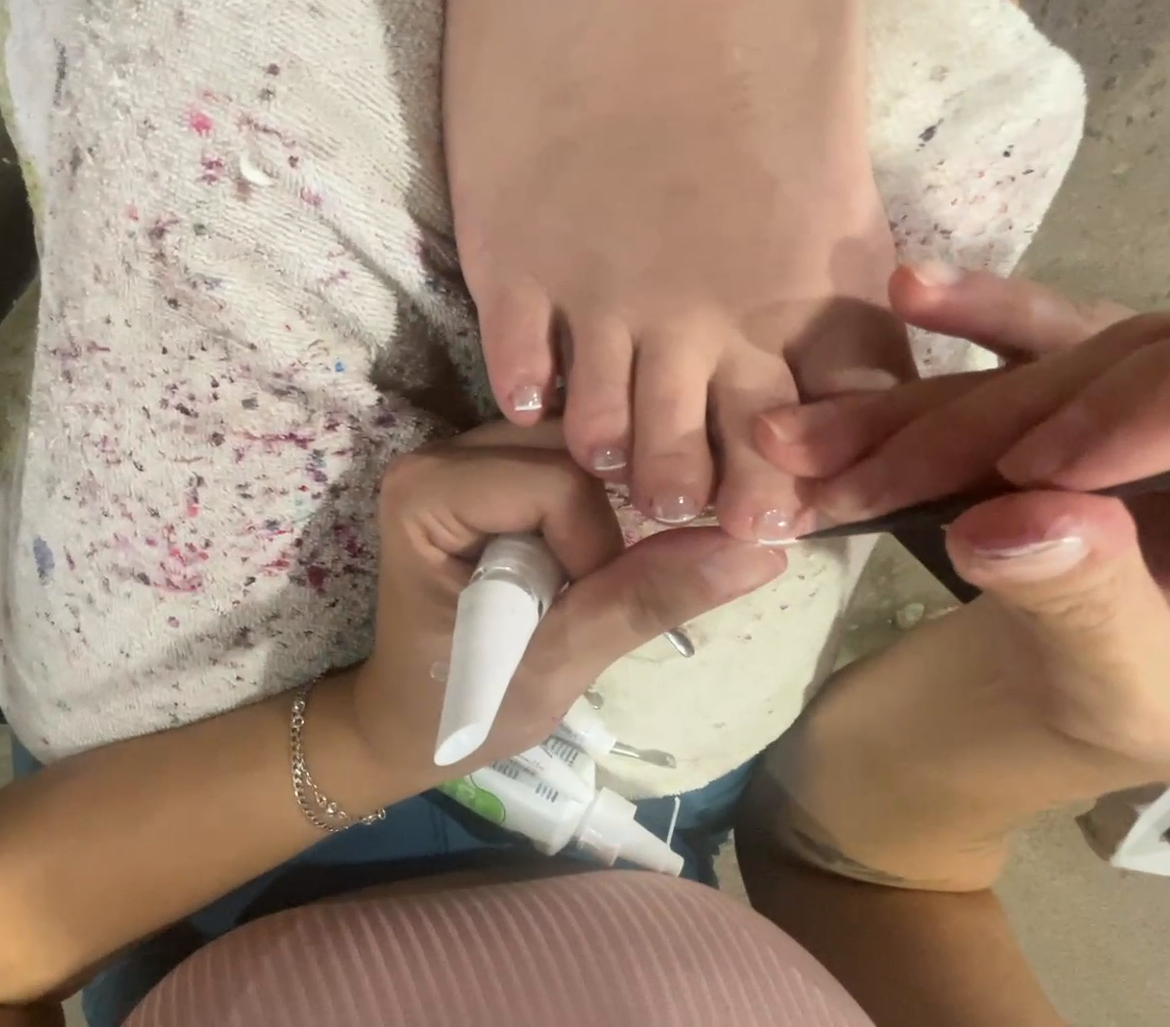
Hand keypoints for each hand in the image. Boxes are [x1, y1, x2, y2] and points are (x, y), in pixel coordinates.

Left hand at [348, 421, 785, 787]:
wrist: (409, 717)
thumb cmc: (461, 703)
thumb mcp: (554, 663)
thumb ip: (642, 601)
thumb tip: (760, 549)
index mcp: (426, 493)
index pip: (558, 483)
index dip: (591, 549)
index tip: (571, 608)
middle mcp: (435, 456)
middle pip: (571, 452)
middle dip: (599, 526)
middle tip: (585, 594)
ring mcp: (459, 458)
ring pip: (577, 451)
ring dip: (599, 519)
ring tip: (578, 583)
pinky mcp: (484, 473)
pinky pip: (565, 463)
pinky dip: (590, 510)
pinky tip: (578, 560)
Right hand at [443, 0, 911, 541]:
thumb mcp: (832, 128)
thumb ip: (833, 237)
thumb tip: (826, 304)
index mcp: (801, 270)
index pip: (830, 408)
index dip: (826, 466)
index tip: (809, 499)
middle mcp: (701, 310)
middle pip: (720, 445)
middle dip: (727, 497)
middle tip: (713, 520)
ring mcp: (596, 299)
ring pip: (608, 431)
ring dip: (620, 461)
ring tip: (617, 473)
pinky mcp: (511, 271)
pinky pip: (518, 370)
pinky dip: (529, 397)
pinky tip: (532, 404)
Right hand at [761, 269, 1169, 776]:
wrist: (979, 724)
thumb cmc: (1069, 738)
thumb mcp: (1113, 699)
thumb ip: (1089, 606)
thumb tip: (1015, 519)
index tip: (1038, 467)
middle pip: (1158, 376)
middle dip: (985, 426)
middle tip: (856, 478)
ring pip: (1063, 367)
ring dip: (915, 406)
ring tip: (796, 438)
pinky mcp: (1081, 415)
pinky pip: (1040, 347)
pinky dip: (972, 324)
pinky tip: (910, 292)